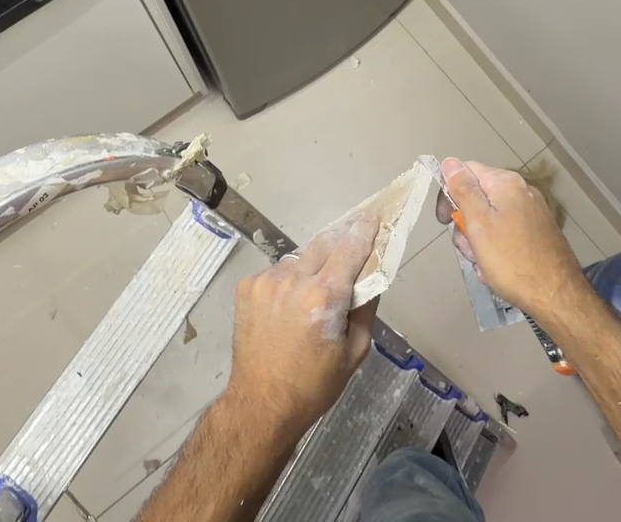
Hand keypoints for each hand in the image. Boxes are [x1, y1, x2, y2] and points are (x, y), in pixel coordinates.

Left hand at [226, 213, 379, 433]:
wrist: (260, 403)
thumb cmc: (314, 384)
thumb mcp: (355, 351)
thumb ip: (365, 307)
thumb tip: (371, 275)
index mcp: (324, 295)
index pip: (349, 248)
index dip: (363, 230)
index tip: (371, 217)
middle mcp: (294, 279)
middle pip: (324, 242)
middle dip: (341, 236)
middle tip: (354, 232)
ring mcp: (267, 280)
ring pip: (300, 257)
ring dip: (314, 262)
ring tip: (317, 284)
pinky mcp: (248, 286)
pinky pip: (278, 271)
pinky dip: (290, 278)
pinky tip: (290, 302)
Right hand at [439, 157, 589, 318]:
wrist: (557, 296)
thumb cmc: (511, 260)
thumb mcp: (478, 223)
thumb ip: (463, 189)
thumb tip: (450, 162)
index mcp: (506, 183)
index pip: (465, 171)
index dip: (449, 192)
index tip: (444, 220)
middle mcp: (522, 191)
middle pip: (478, 196)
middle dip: (466, 223)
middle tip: (469, 249)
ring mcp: (532, 212)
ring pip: (491, 217)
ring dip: (479, 240)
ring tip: (484, 264)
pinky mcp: (538, 231)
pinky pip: (506, 231)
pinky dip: (496, 247)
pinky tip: (498, 268)